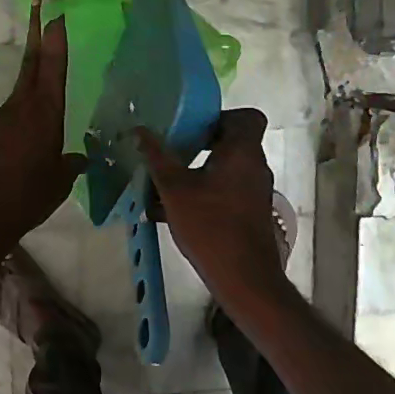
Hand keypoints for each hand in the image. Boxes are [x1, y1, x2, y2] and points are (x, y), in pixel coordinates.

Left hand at [0, 0, 86, 259]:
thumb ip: (71, 163)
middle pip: (31, 64)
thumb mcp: (60, 182)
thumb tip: (80, 157)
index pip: (51, 68)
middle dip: (38, 33)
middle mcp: (18, 108)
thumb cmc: (27, 198)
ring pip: (21, 99)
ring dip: (33, 100)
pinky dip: (20, 129)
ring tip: (42, 138)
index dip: (55, 40)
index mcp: (43, 114)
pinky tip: (24, 157)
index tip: (55, 13)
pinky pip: (8, 123)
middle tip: (41, 2)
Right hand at [136, 109, 286, 299]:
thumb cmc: (210, 225)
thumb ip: (157, 158)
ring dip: (198, 171)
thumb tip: (139, 131)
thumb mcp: (175, 189)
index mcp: (243, 152)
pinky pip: (226, 191)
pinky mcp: (250, 213)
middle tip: (173, 151)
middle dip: (200, 144)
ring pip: (226, 169)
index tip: (194, 127)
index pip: (247, 117)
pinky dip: (204, 192)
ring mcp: (255, 191)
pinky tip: (171, 211)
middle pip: (232, 142)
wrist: (244, 277)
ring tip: (165, 182)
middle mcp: (255, 167)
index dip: (221, 116)